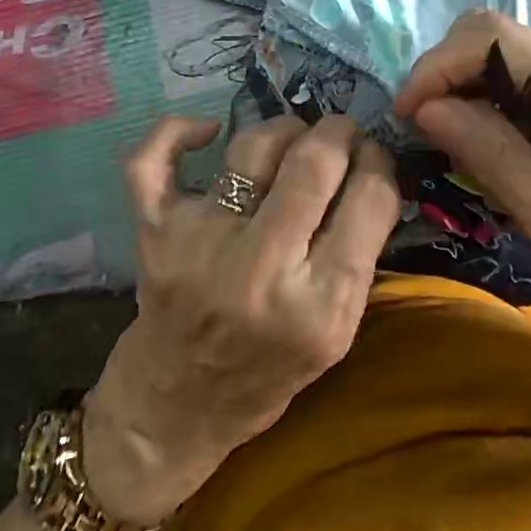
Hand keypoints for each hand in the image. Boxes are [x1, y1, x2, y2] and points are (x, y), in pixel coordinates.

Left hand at [81, 115, 399, 525]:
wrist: (178, 401)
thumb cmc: (267, 371)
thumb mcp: (336, 332)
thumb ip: (356, 255)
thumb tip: (367, 169)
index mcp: (321, 307)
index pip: (369, 201)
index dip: (378, 162)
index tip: (372, 154)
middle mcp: (260, 270)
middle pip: (312, 164)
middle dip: (337, 132)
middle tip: (339, 132)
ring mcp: (200, 245)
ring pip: (250, 148)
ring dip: (282, 128)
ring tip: (292, 138)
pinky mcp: (153, 232)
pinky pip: (152, 160)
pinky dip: (177, 131)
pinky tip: (207, 131)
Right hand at [393, 10, 530, 341]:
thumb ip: (491, 156)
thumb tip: (426, 108)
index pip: (493, 37)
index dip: (438, 65)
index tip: (408, 115)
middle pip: (494, 36)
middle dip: (447, 75)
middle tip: (429, 131)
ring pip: (503, 58)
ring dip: (465, 92)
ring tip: (457, 148)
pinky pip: (522, 85)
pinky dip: (488, 107)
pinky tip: (490, 150)